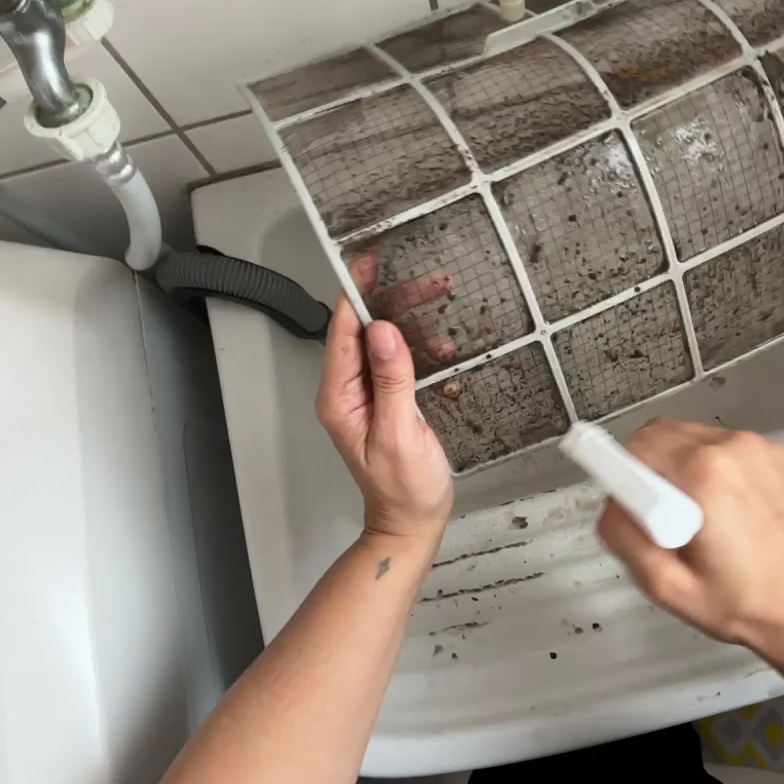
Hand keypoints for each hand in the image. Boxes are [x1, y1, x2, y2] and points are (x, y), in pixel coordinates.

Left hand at [316, 265, 454, 545]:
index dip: (356, 295)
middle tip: (431, 282)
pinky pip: (399, 363)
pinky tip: (444, 347)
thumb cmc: (404, 487)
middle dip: (395, 303)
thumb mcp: (399, 433)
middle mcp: (348, 391)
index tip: (370, 262)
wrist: (412, 521)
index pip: (343, 334)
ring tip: (443, 303)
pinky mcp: (388, 400)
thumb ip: (391, 381)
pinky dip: (421, 349)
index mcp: (339, 398)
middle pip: (365, 333)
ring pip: (385, 343)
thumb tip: (382, 331)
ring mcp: (368, 395)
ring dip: (413, 323)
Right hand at [596, 418, 783, 658]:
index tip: (623, 497)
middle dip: (645, 470)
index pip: (637, 446)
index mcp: (704, 475)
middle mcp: (731, 449)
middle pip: (658, 435)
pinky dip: (704, 467)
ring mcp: (755, 448)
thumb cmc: (746, 604)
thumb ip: (623, 538)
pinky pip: (716, 445)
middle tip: (657, 517)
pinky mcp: (770, 454)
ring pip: (686, 437)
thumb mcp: (666, 586)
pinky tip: (718, 509)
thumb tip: (610, 506)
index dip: (621, 472)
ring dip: (673, 467)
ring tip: (691, 517)